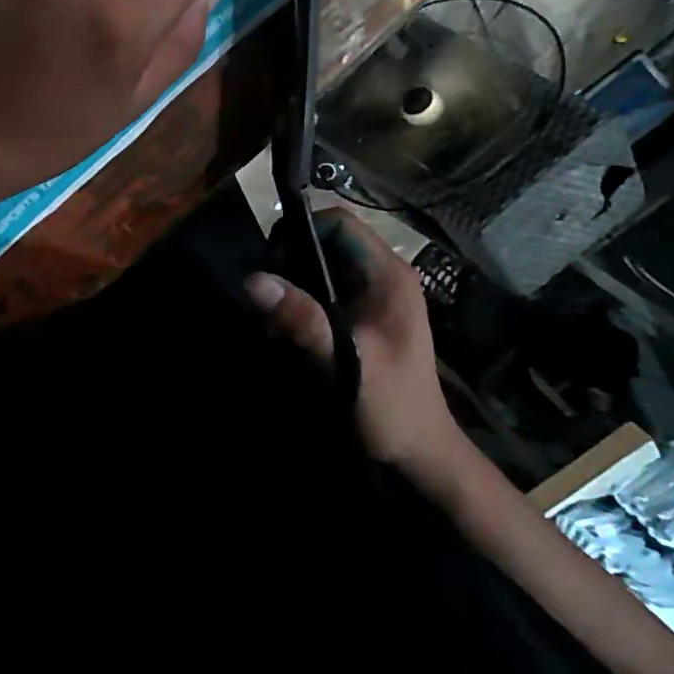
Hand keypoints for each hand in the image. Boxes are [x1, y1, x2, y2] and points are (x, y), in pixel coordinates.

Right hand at [245, 209, 466, 474]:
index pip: (339, 223)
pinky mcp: (365, 313)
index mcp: (388, 274)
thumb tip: (253, 280)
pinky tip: (286, 327)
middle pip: (329, 240)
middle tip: (267, 293)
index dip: (301, 231)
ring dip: (295, 281)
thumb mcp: (344, 359)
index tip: (272, 262)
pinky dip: (304, 299)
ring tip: (272, 313)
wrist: (420, 449)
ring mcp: (376, 294)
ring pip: (325, 264)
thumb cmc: (390, 404)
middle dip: (292, 258)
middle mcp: (384, 274)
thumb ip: (302, 318)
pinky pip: (328, 288)